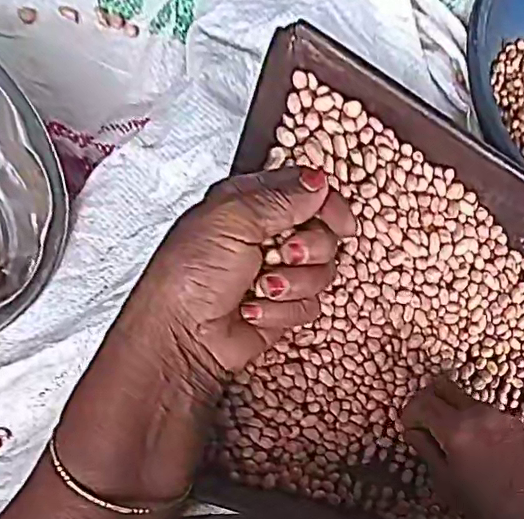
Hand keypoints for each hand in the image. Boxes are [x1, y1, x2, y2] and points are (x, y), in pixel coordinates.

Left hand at [106, 166, 356, 390]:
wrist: (184, 331)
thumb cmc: (191, 274)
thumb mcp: (232, 219)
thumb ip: (280, 198)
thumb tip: (317, 182)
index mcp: (252, 203)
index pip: (308, 193)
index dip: (329, 205)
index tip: (339, 221)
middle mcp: (269, 237)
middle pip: (324, 236)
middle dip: (310, 250)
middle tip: (284, 255)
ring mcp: (280, 275)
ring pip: (322, 275)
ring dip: (293, 285)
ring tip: (260, 288)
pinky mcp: (285, 308)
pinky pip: (312, 307)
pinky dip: (284, 311)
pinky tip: (255, 310)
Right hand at [400, 376, 523, 518]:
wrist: (523, 514)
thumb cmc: (477, 503)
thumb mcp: (443, 478)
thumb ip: (425, 446)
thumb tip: (413, 428)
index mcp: (457, 430)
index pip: (423, 403)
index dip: (410, 412)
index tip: (408, 426)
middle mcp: (479, 413)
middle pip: (444, 387)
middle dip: (429, 401)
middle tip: (423, 422)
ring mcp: (499, 414)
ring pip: (464, 398)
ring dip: (451, 410)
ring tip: (449, 439)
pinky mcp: (513, 421)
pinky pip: (484, 410)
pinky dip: (471, 419)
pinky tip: (473, 444)